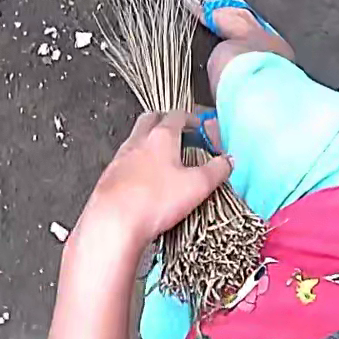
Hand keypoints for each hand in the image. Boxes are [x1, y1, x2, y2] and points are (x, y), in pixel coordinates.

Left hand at [75, 111, 233, 247]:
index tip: (199, 126)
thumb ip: (216, 170)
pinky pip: (126, 161)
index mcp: (161, 136)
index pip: (177, 115)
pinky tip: (145, 180)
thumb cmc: (154, 200)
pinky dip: (138, 163)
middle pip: (151, 119)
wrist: (112, 224)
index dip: (191, 118)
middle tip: (180, 134)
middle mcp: (138, 142)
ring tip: (165, 158)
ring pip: (136, 139)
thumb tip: (229, 160)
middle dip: (166, 121)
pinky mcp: (109, 177)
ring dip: (150, 142)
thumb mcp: (197, 186)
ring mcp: (120, 158)